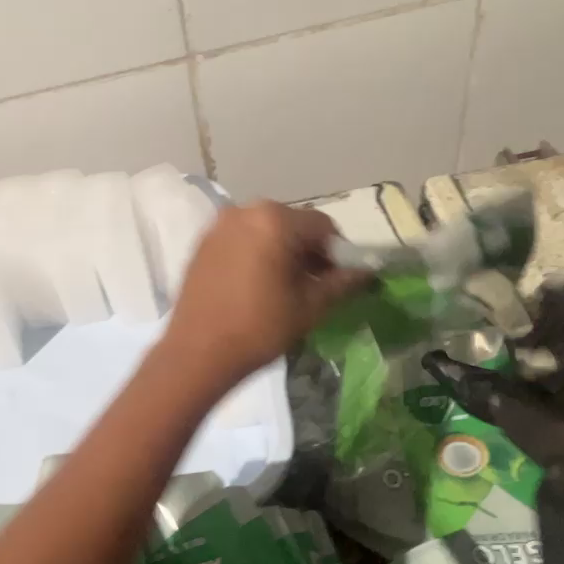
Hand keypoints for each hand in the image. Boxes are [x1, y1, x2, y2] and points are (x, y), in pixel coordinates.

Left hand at [162, 201, 368, 382]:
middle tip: (312, 285)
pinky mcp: (201, 243)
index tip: (336, 280)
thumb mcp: (309, 307)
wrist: (197, 353)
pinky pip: (240, 239)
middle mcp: (244, 211)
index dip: (336, 253)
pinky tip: (255, 285)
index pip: (323, 226)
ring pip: (265, 230)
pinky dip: (254, 253)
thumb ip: (341, 283)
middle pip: (292, 224)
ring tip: (284, 287)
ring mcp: (219, 225)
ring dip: (281, 251)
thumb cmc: (258, 328)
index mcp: (275, 219)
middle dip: (307, 250)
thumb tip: (366, 271)